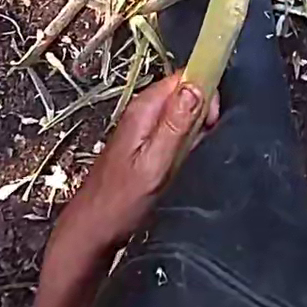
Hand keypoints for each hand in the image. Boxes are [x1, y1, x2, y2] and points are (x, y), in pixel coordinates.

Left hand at [47, 72, 218, 263]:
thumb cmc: (120, 200)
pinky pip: (174, 131)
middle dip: (201, 112)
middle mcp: (143, 112)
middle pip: (183, 93)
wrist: (94, 228)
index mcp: (143, 109)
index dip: (203, 92)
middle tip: (202, 140)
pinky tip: (182, 161)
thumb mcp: (154, 162)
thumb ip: (175, 124)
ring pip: (180, 113)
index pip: (181, 78)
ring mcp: (143, 127)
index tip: (212, 118)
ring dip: (194, 129)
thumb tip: (195, 87)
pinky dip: (184, 142)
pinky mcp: (146, 143)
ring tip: (190, 155)